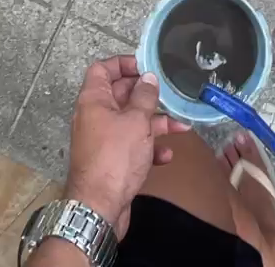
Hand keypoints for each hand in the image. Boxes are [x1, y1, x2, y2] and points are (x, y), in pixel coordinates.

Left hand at [63, 56, 190, 237]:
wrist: (99, 210)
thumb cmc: (116, 158)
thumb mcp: (136, 121)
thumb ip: (145, 96)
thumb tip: (149, 77)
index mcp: (94, 100)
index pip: (103, 69)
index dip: (123, 63)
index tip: (146, 66)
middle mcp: (95, 117)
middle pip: (121, 94)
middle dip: (147, 95)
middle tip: (169, 92)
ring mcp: (103, 140)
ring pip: (130, 122)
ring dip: (155, 123)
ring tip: (180, 125)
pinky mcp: (111, 162)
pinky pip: (131, 146)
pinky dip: (148, 148)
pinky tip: (166, 155)